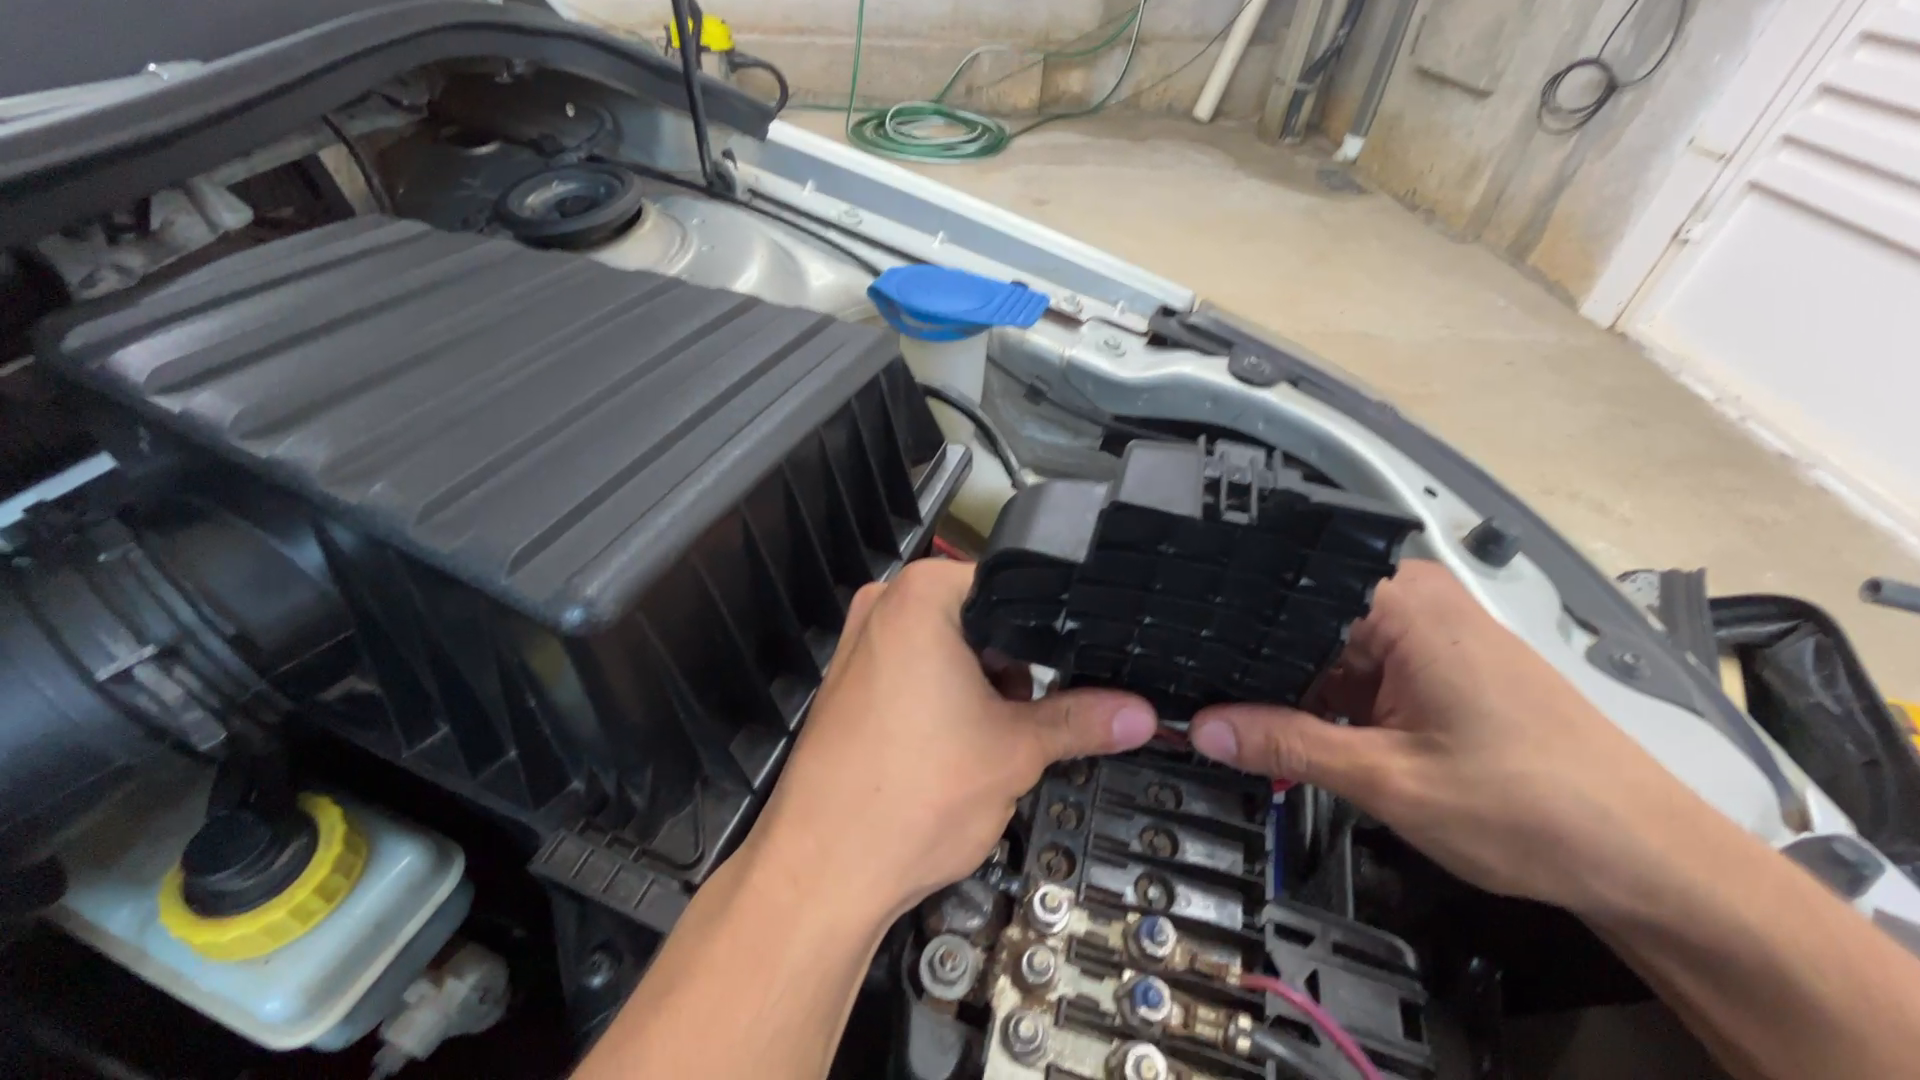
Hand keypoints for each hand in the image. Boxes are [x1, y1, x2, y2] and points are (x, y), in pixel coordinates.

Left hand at [746, 559, 1157, 919]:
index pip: (1012, 583)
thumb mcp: (1016, 750)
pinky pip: (917, 676)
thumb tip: (1141, 713)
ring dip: (983, 687)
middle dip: (1017, 664)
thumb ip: (1082, 720)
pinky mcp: (850, 689)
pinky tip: (961, 748)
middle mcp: (883, 607)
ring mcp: (860, 648)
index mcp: (920, 595)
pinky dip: (947, 702)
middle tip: (1042, 708)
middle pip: (979, 619)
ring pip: (950, 651)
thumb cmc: (917, 794)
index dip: (1056, 622)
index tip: (1086, 657)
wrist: (824, 871)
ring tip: (1000, 736)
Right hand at [1188, 560, 1711, 914]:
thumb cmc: (1531, 807)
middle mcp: (1416, 601)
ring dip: (1295, 698)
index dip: (1233, 635)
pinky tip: (1300, 741)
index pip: (1287, 596)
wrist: (1646, 858)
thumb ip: (1286, 746)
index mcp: (1403, 602)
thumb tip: (1202, 726)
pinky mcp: (1440, 667)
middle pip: (1303, 625)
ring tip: (1247, 733)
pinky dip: (1331, 709)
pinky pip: (1360, 673)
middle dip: (1260, 675)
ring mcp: (1430, 634)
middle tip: (1203, 713)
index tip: (1185, 670)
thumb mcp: (1387, 780)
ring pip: (1327, 653)